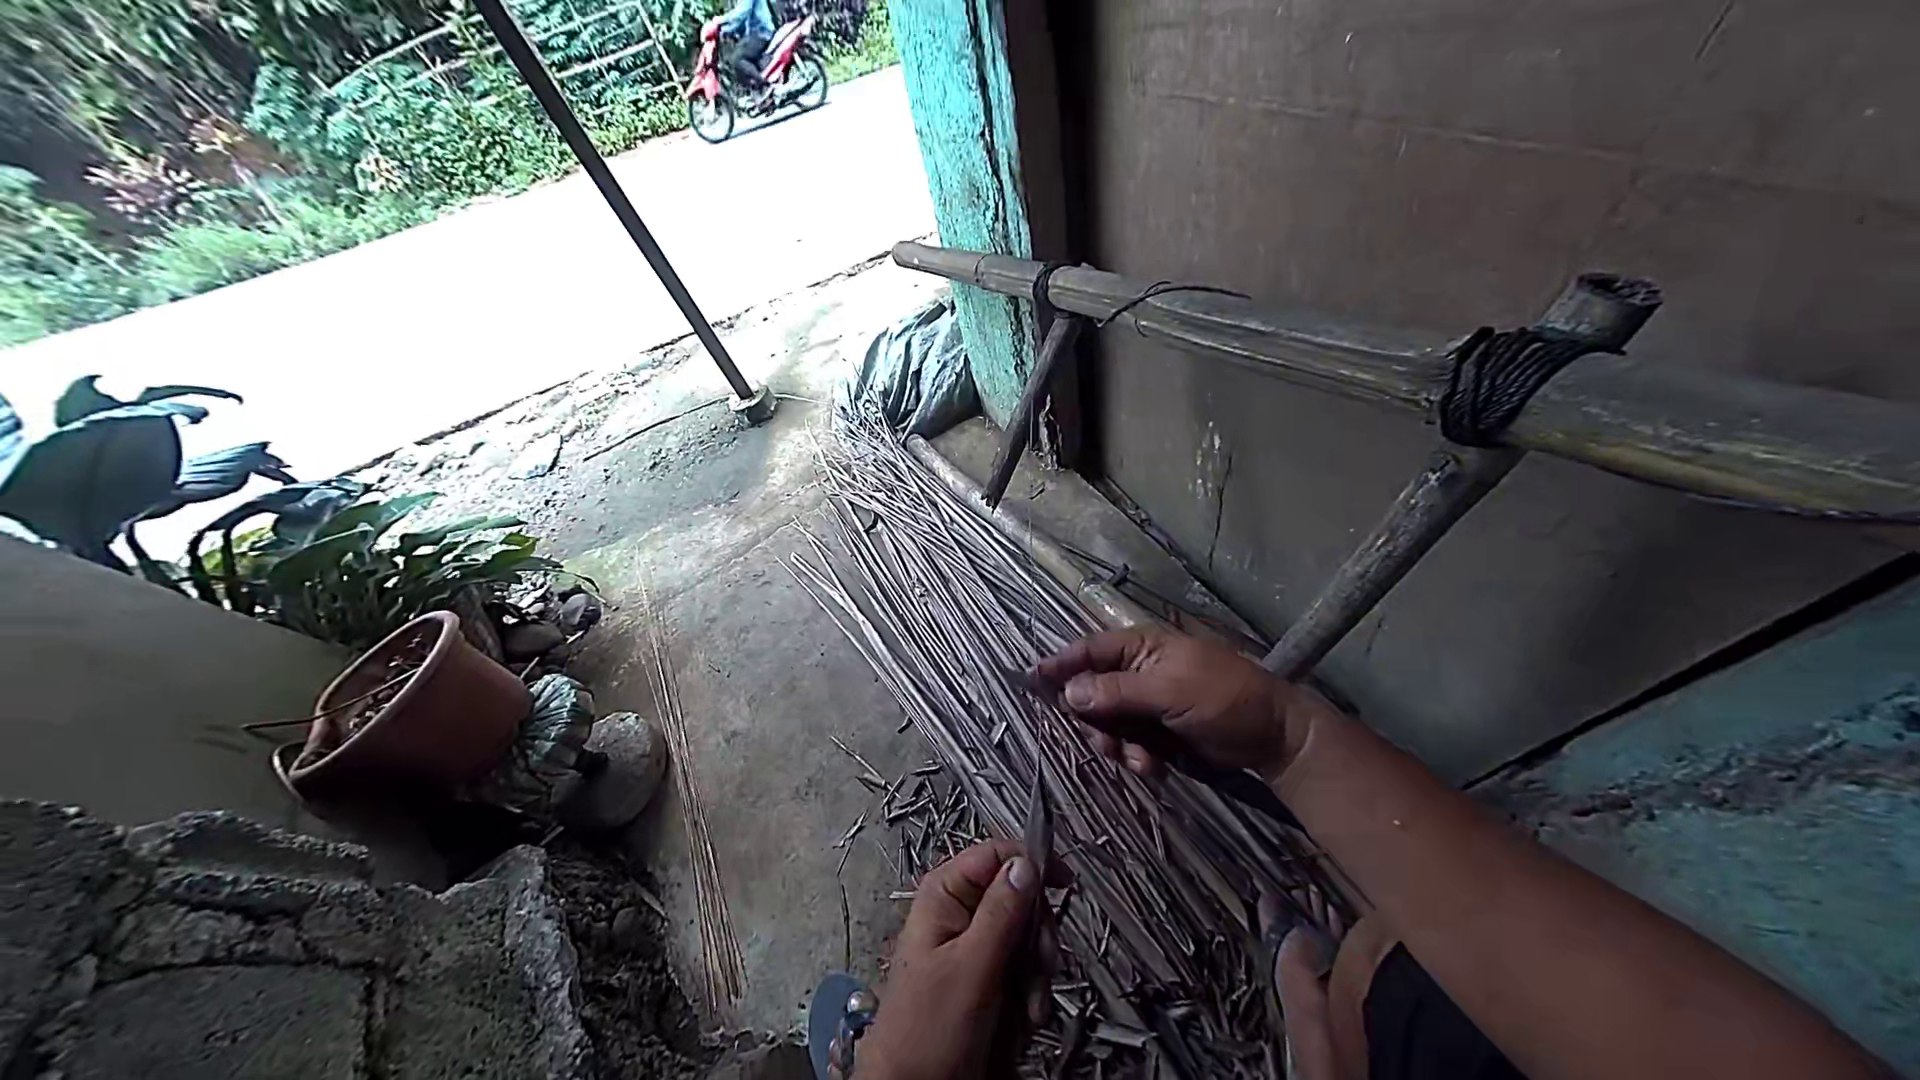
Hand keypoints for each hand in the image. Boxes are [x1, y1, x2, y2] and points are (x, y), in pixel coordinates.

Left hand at [856, 841, 1066, 1079]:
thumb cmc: (926, 1033)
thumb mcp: (970, 966)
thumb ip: (1001, 912)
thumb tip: (1025, 863)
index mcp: (946, 894)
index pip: (996, 854)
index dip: (1030, 864)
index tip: (1063, 882)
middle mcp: (961, 913)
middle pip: (1020, 897)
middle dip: (1036, 937)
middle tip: (1037, 967)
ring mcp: (975, 946)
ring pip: (1028, 937)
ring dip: (1035, 974)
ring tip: (1024, 1008)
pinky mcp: (988, 978)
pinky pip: (1025, 970)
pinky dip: (1030, 995)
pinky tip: (1020, 1020)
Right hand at [1032, 627, 1312, 781]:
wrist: (1273, 737)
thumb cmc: (1223, 697)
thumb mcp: (1169, 690)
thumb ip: (1116, 692)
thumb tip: (1068, 692)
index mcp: (1141, 647)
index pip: (1089, 650)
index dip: (1061, 665)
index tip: (1033, 680)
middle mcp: (1137, 671)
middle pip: (1092, 693)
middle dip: (1095, 722)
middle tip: (1103, 743)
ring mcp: (1147, 703)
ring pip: (1108, 723)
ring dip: (1117, 745)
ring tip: (1140, 761)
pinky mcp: (1157, 731)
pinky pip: (1129, 743)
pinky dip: (1136, 758)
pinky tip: (1154, 768)